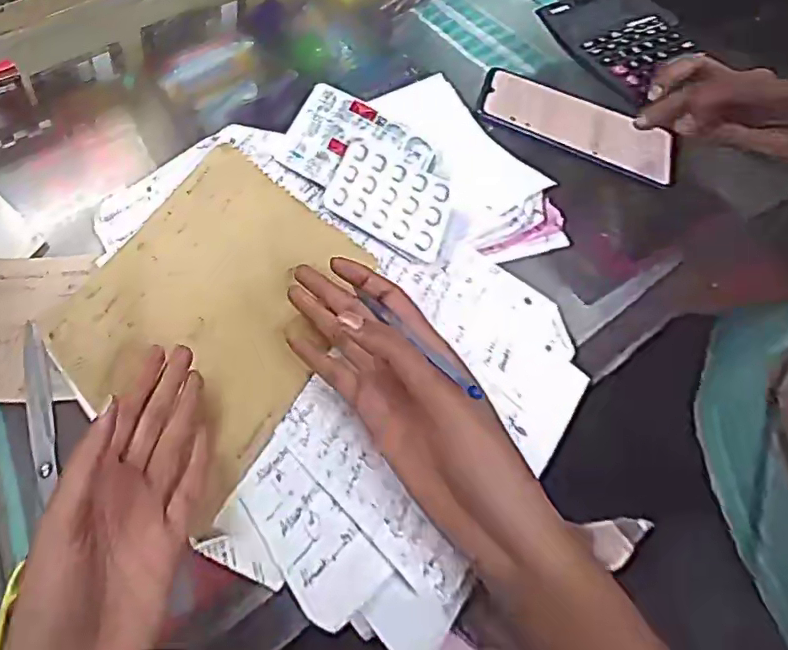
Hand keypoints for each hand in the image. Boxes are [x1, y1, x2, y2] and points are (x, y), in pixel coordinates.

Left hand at [5, 345, 209, 649]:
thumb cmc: (52, 589)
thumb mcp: (59, 519)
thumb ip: (86, 464)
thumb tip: (110, 411)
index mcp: (95, 477)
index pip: (122, 419)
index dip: (140, 385)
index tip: (155, 356)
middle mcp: (124, 486)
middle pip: (152, 427)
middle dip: (168, 390)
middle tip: (185, 355)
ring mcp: (149, 511)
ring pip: (172, 451)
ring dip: (185, 416)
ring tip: (197, 382)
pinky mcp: (170, 541)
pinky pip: (188, 494)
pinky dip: (198, 464)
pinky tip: (205, 437)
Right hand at [287, 260, 666, 649]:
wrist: (493, 522)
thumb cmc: (484, 456)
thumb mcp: (441, 395)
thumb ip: (394, 353)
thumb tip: (347, 313)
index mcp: (431, 350)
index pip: (392, 302)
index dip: (364, 280)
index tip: (334, 264)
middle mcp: (405, 363)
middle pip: (361, 318)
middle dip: (331, 294)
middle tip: (300, 274)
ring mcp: (387, 389)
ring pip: (345, 344)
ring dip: (320, 319)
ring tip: (294, 298)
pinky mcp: (373, 415)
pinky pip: (339, 379)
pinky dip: (317, 359)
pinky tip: (298, 343)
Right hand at [635, 55, 787, 170]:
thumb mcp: (782, 151)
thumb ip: (733, 135)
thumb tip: (686, 125)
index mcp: (771, 91)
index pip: (714, 89)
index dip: (686, 106)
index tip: (669, 128)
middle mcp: (756, 78)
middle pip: (699, 69)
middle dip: (667, 94)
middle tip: (643, 120)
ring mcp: (748, 80)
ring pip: (696, 67)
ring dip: (669, 83)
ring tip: (654, 106)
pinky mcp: (740, 88)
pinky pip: (701, 79)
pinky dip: (679, 87)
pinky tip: (672, 107)